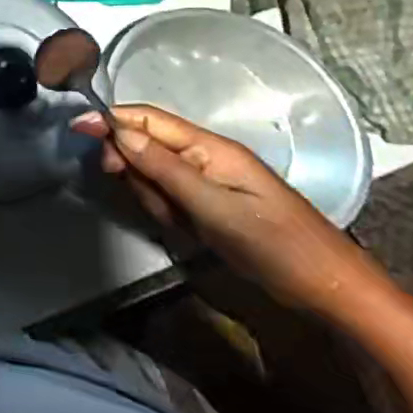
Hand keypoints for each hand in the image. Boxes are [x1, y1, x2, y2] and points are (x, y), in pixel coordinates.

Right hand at [73, 105, 384, 315]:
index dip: (108, 119)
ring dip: (149, 193)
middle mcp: (206, 156)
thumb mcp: (214, 207)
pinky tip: (184, 227)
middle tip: (133, 188)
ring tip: (177, 220)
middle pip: (141, 143)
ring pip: (149, 171)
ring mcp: (207, 179)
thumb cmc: (278, 246)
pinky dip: (164, 207)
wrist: (336, 294)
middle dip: (130, 166)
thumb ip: (162, 167)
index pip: (145, 118)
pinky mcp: (207, 200)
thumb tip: (117, 130)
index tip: (76, 130)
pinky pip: (165, 192)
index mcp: (211, 148)